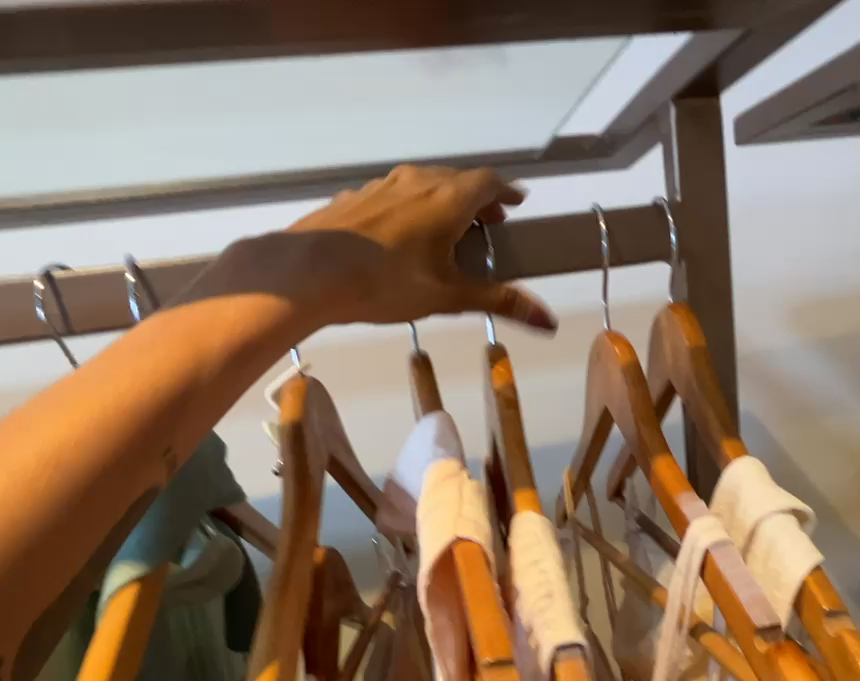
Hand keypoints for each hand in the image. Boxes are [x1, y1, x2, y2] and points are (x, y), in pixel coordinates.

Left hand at [270, 165, 555, 331]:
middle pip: (457, 181)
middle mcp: (417, 181)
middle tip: (488, 223)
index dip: (506, 192)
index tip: (516, 204)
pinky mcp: (353, 199)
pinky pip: (393, 197)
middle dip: (477, 200)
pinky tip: (400, 238)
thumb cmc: (387, 283)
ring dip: (442, 203)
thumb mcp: (448, 297)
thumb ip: (499, 302)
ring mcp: (381, 187)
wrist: (309, 272)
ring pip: (423, 186)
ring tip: (447, 231)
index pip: (488, 183)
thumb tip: (550, 321)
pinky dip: (410, 210)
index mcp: (448, 200)